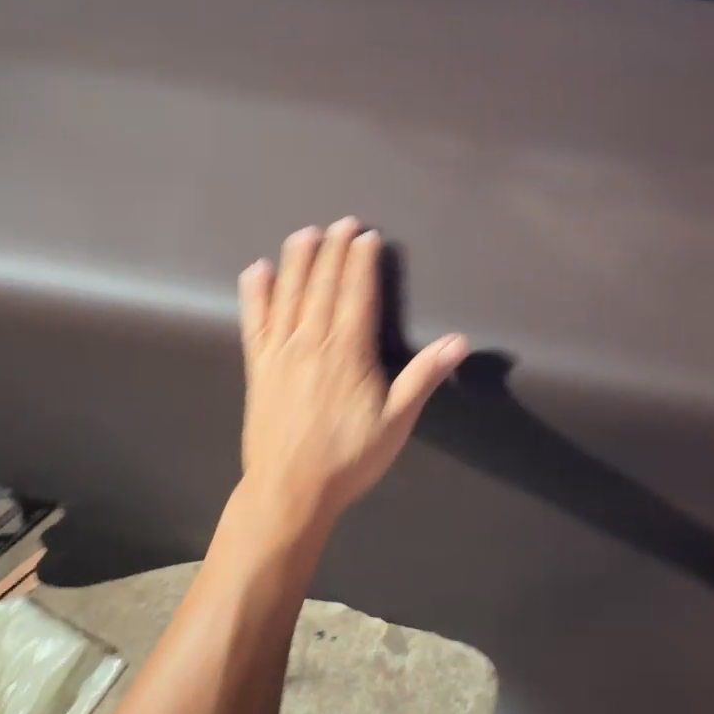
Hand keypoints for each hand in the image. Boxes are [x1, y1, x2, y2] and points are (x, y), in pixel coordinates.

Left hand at [234, 217, 468, 532]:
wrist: (289, 491)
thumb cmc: (350, 458)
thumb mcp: (397, 421)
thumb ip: (424, 377)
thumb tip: (459, 342)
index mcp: (348, 354)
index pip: (356, 296)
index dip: (362, 263)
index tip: (366, 236)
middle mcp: (311, 344)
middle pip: (323, 288)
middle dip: (333, 251)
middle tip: (342, 222)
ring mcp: (280, 354)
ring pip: (288, 297)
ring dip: (298, 262)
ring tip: (306, 233)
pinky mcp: (257, 369)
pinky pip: (254, 323)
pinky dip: (256, 295)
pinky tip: (257, 271)